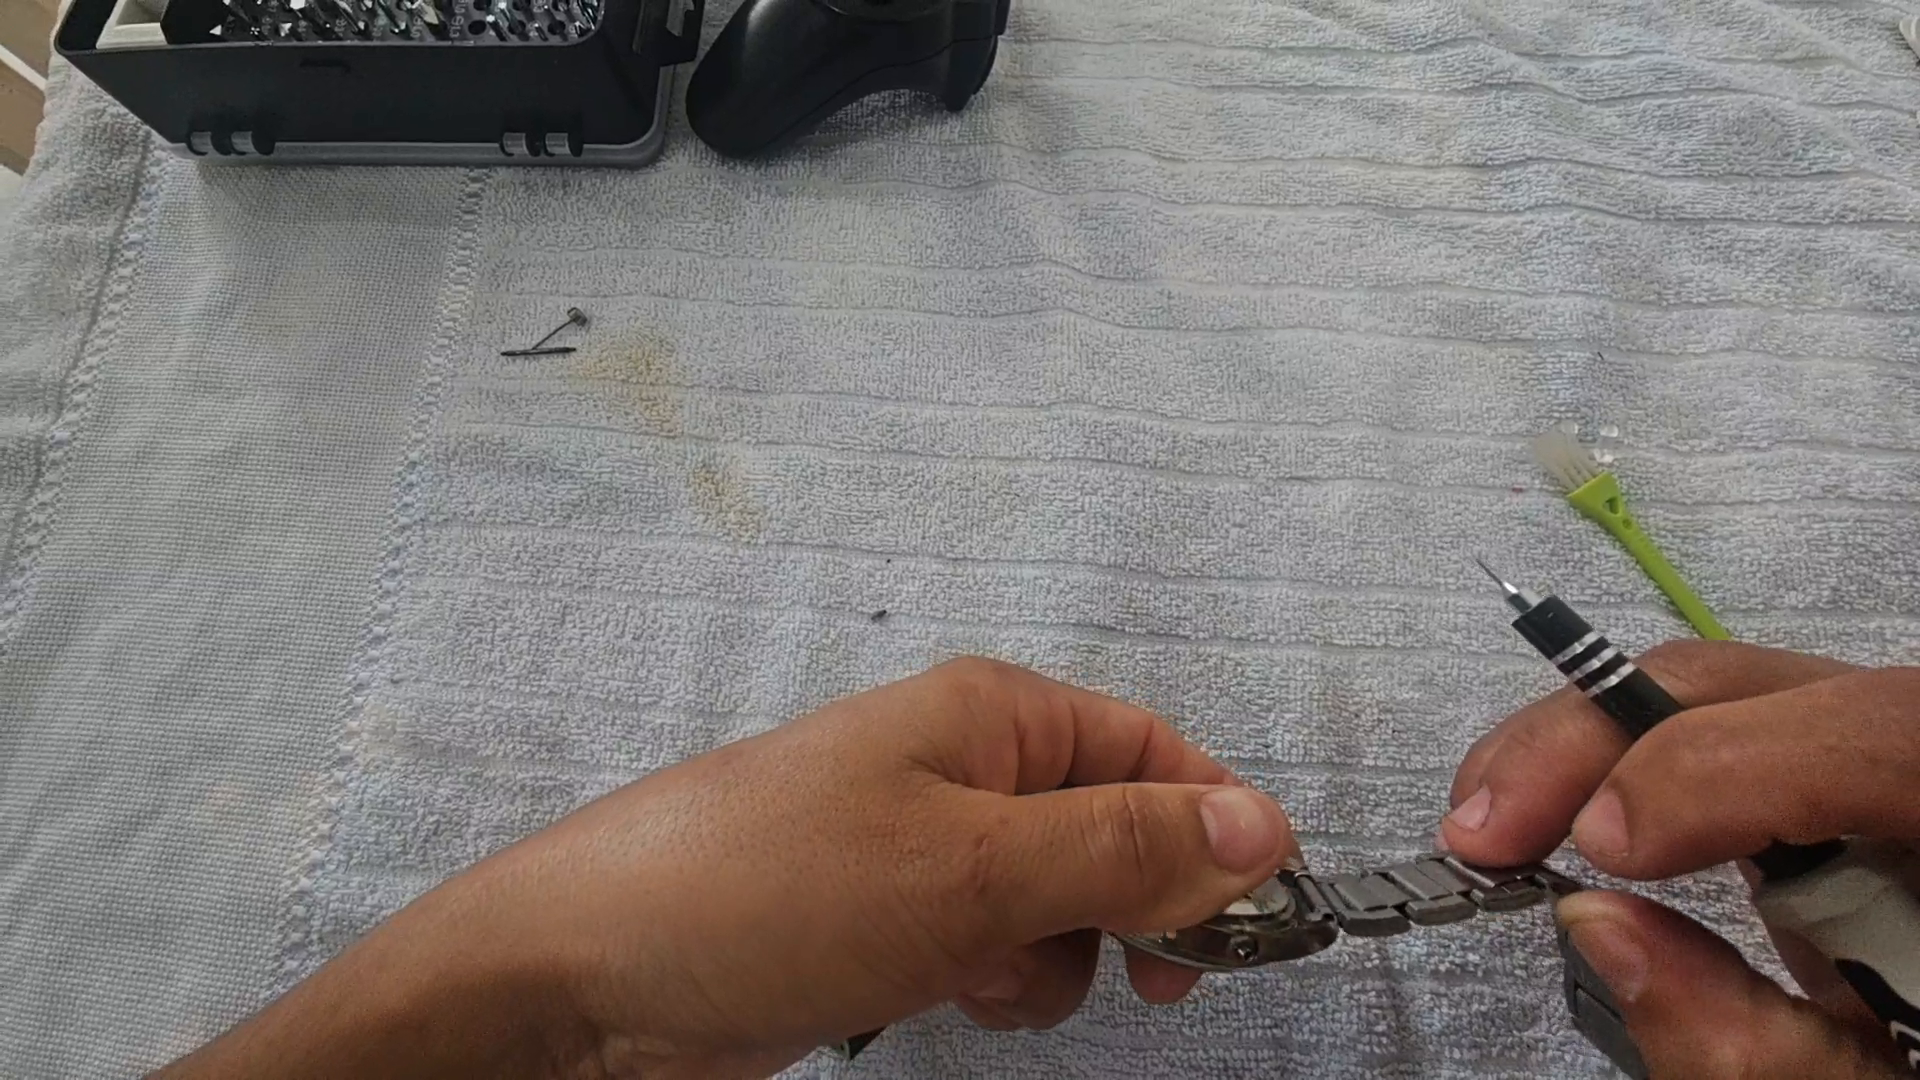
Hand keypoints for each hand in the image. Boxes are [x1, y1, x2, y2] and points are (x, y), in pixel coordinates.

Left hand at [154, 658, 1298, 1079]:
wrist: (602, 968)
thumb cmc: (793, 885)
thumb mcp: (977, 870)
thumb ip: (1123, 848)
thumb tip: (1263, 824)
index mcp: (998, 715)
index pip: (1150, 752)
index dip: (1211, 827)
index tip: (1246, 926)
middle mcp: (972, 761)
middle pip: (1111, 825)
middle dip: (1127, 903)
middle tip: (1130, 969)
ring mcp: (933, 833)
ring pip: (1058, 894)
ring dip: (1050, 949)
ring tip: (977, 967)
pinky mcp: (898, 900)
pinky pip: (995, 933)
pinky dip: (994, 970)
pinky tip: (940, 986)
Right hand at [1439, 640, 1919, 1077]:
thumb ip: (1766, 1044)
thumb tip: (1593, 922)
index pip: (1874, 734)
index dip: (1717, 772)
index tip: (1599, 856)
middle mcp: (1914, 758)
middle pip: (1731, 686)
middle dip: (1579, 746)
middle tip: (1478, 826)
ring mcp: (1843, 752)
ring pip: (1680, 691)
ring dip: (1558, 753)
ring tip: (1482, 821)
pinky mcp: (1788, 774)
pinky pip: (1667, 730)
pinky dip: (1581, 767)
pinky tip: (1529, 812)